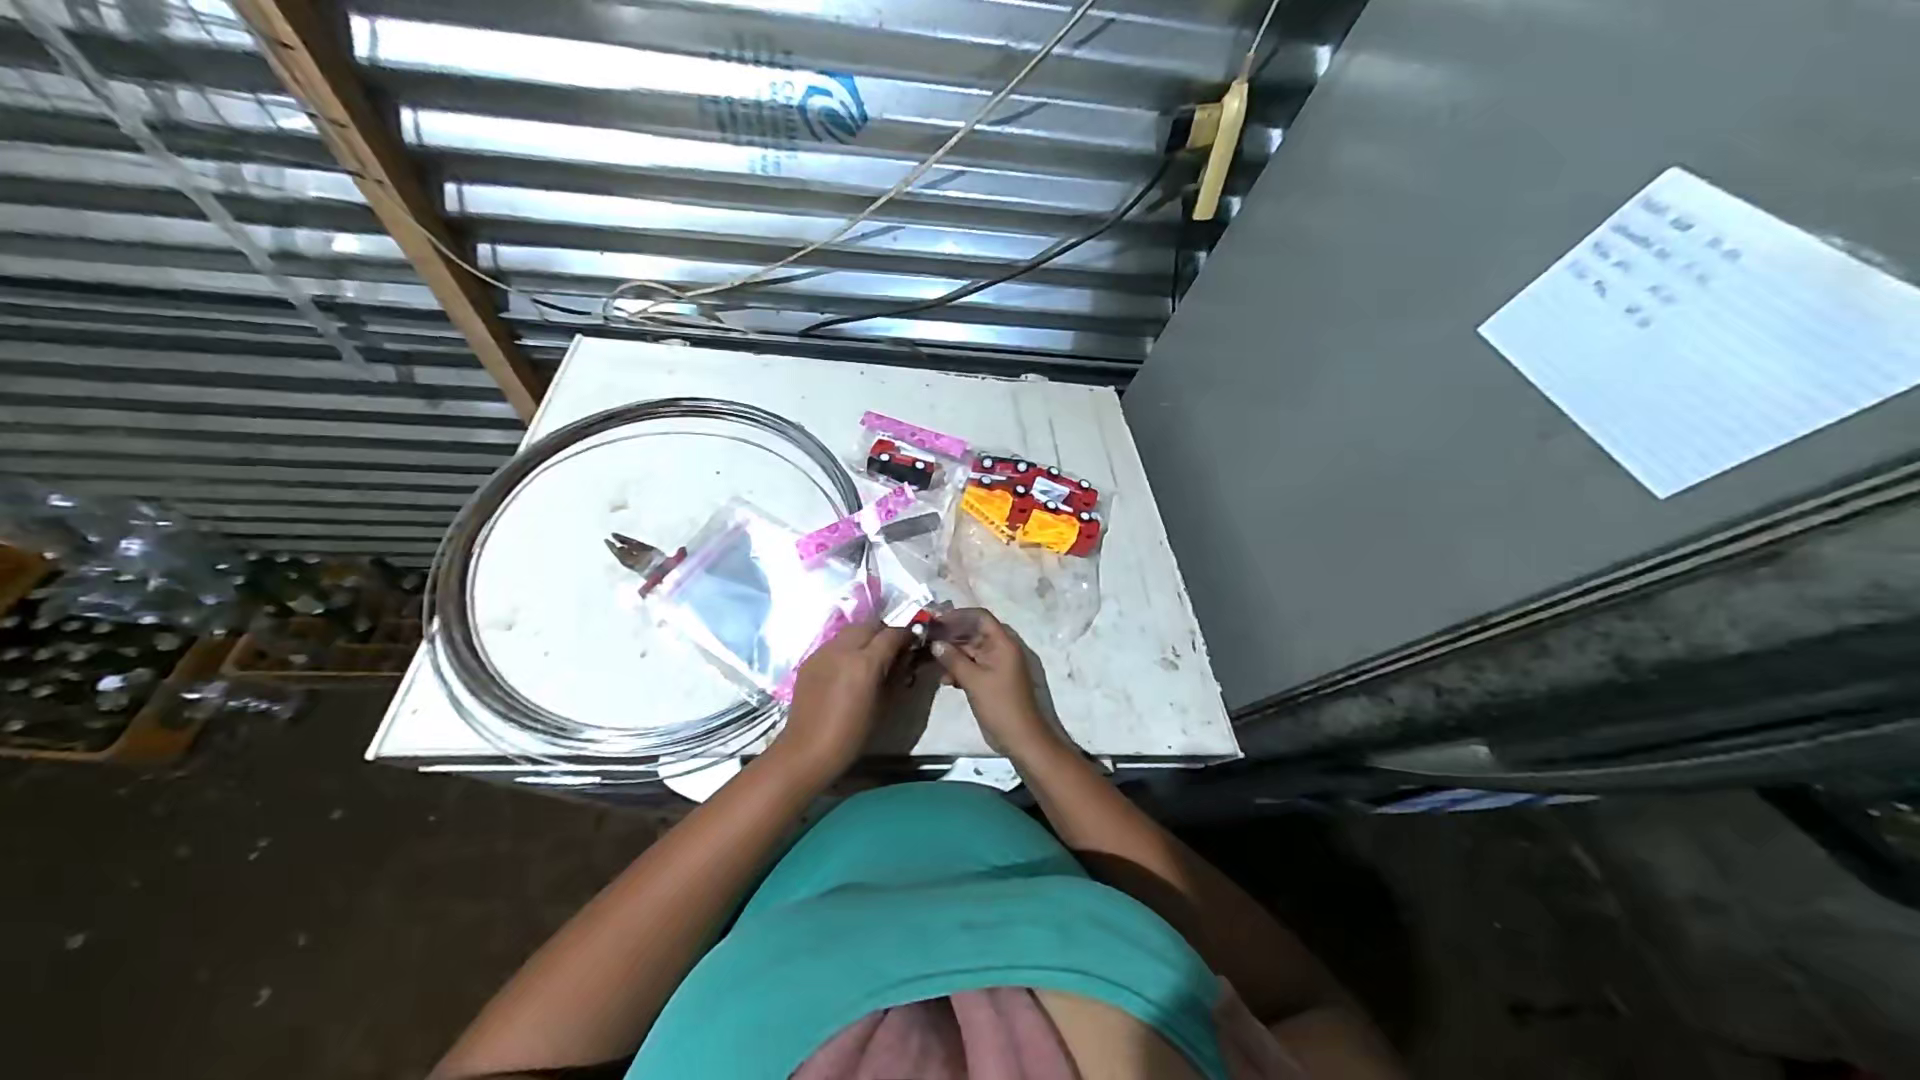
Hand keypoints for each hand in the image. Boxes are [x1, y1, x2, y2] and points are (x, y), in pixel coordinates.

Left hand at [767, 618, 912, 785]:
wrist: (808, 749)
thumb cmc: (852, 734)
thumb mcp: (884, 704)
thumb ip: (897, 674)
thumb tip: (905, 657)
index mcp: (865, 662)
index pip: (892, 634)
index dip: (906, 635)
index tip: (913, 642)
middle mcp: (843, 649)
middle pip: (869, 625)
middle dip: (883, 633)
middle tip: (891, 650)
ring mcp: (822, 652)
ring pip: (849, 631)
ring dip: (863, 638)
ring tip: (868, 658)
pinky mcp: (809, 660)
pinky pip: (833, 644)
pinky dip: (845, 648)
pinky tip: (846, 669)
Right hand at [927, 608, 1067, 761]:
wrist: (1020, 738)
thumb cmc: (1000, 705)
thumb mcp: (974, 680)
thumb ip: (953, 659)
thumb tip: (935, 643)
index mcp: (1003, 643)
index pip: (980, 617)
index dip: (958, 615)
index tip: (935, 621)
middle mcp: (1000, 649)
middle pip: (973, 632)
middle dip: (951, 636)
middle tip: (926, 640)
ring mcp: (996, 665)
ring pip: (970, 650)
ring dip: (952, 655)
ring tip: (932, 662)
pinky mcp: (990, 679)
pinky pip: (972, 666)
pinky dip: (958, 670)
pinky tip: (945, 681)